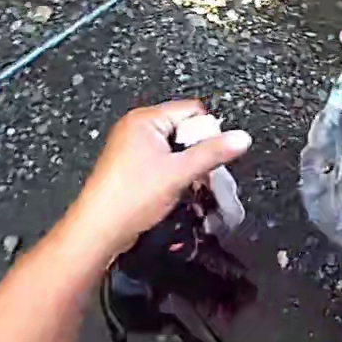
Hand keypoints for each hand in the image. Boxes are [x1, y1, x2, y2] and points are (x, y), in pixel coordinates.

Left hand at [62, 99, 250, 257]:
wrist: (98, 230)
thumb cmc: (133, 197)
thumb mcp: (179, 173)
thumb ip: (213, 153)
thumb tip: (243, 138)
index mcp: (146, 118)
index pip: (191, 110)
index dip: (207, 131)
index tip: (209, 156)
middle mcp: (137, 126)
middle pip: (183, 127)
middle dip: (196, 150)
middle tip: (197, 174)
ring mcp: (131, 145)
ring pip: (174, 145)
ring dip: (185, 164)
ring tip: (183, 184)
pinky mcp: (130, 164)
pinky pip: (161, 158)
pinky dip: (171, 171)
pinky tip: (170, 189)